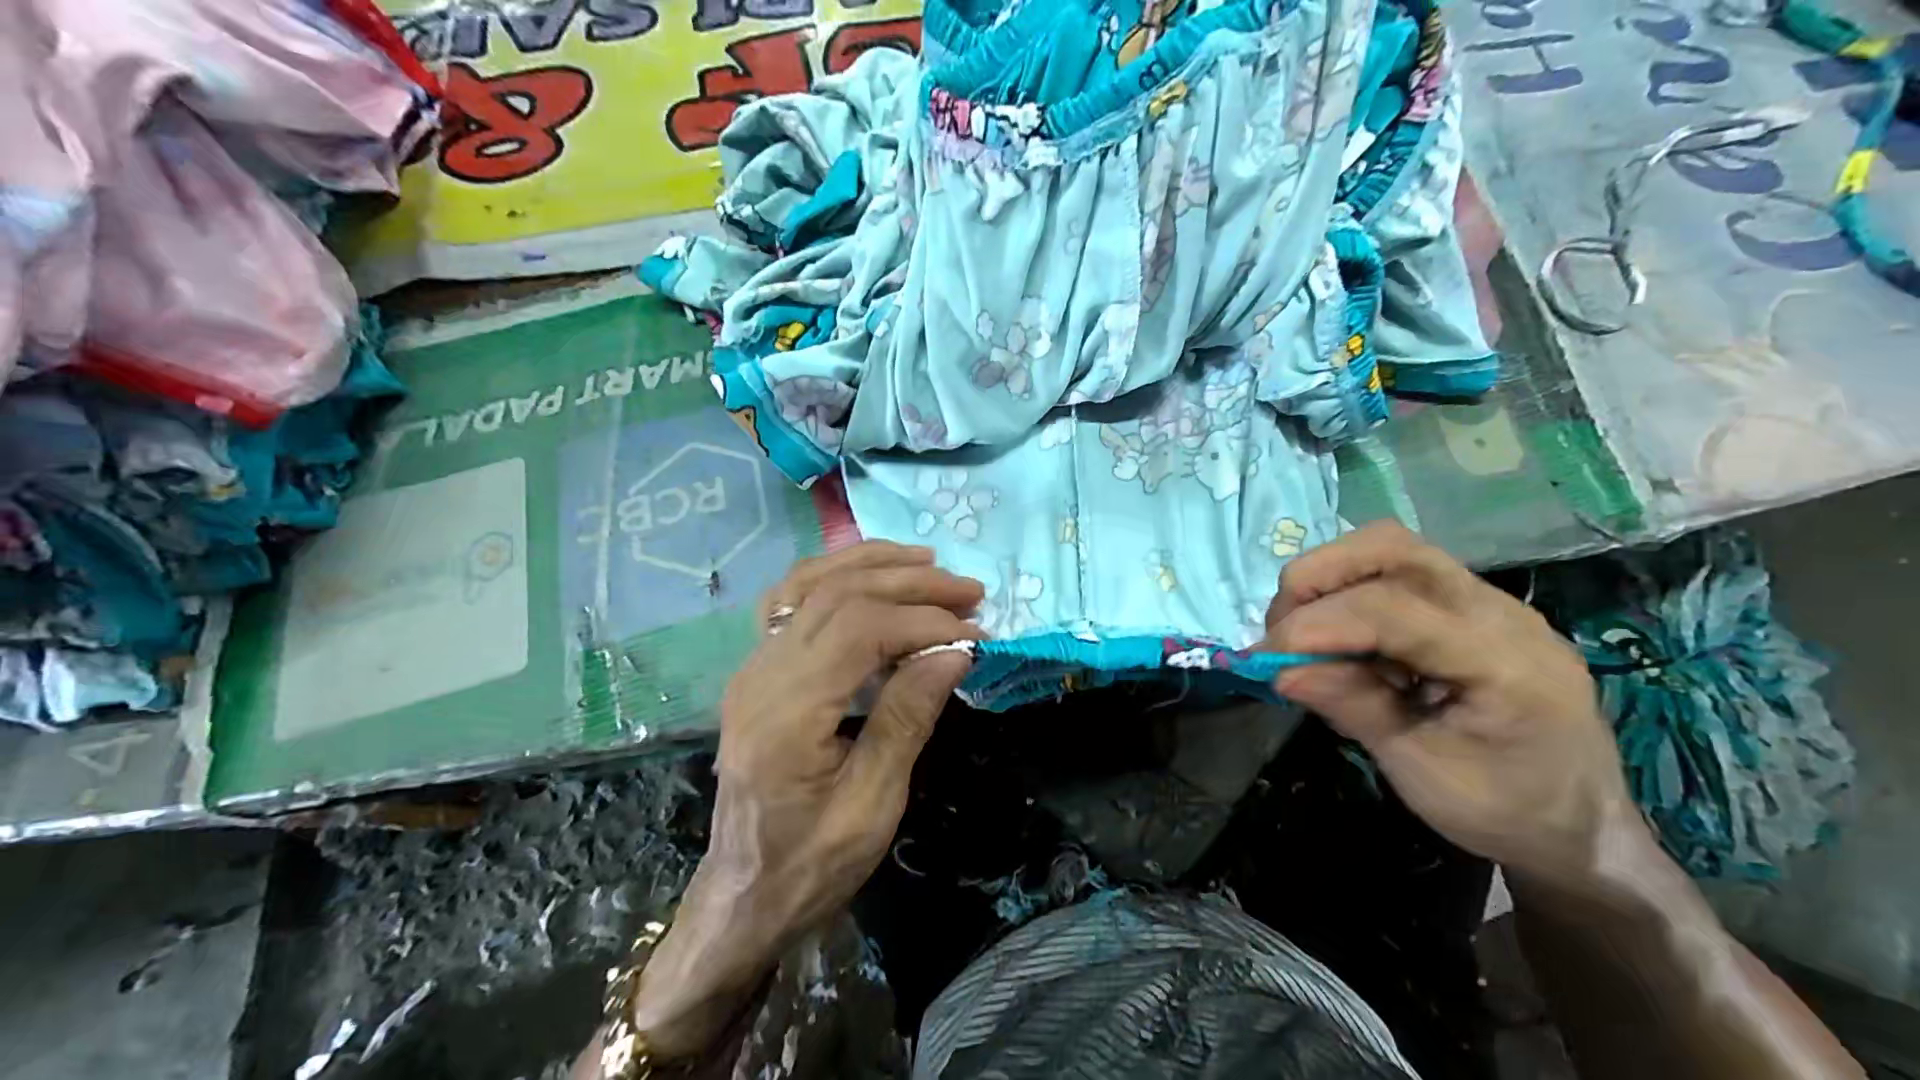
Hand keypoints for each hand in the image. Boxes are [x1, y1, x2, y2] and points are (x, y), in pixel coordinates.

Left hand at [627, 542, 982, 1056]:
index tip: (974, 632)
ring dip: (873, 565)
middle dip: (910, 584)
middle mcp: (760, 676)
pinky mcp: (756, 670)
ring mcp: (751, 667)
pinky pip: (790, 600)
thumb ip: (908, 718)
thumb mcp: (874, 806)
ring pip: (809, 584)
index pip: (858, 630)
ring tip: (929, 562)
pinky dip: (835, 575)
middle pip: (836, 595)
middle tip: (970, 592)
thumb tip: (954, 650)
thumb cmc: (813, 863)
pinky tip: (870, 574)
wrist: (745, 894)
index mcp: (786, 714)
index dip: (922, 620)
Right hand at [1264, 523, 1651, 894]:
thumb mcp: (1421, 772)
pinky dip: (1350, 592)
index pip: (1390, 610)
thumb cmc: (1506, 810)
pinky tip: (1341, 639)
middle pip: (1391, 549)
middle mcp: (1500, 613)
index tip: (1263, 658)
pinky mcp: (1472, 608)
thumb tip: (1279, 670)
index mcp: (1503, 661)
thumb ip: (1354, 709)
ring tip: (1302, 629)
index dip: (1315, 624)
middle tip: (1280, 629)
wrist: (1584, 827)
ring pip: (1392, 550)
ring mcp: (1489, 603)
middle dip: (1316, 577)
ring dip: (1330, 578)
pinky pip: (1399, 574)